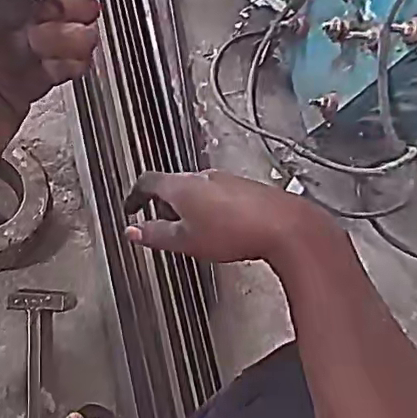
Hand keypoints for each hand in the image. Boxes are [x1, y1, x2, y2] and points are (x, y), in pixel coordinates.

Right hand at [124, 170, 342, 264]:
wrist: (285, 227)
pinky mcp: (247, 189)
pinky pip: (218, 195)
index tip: (131, 207)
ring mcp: (227, 180)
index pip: (148, 182)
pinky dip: (210, 209)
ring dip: (188, 208)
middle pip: (173, 185)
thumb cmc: (235, 231)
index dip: (135, 196)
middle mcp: (203, 177)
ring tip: (192, 232)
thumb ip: (156, 234)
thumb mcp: (185, 240)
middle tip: (161, 226)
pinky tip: (220, 229)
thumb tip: (132, 231)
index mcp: (181, 185)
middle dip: (163, 205)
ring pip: (197, 190)